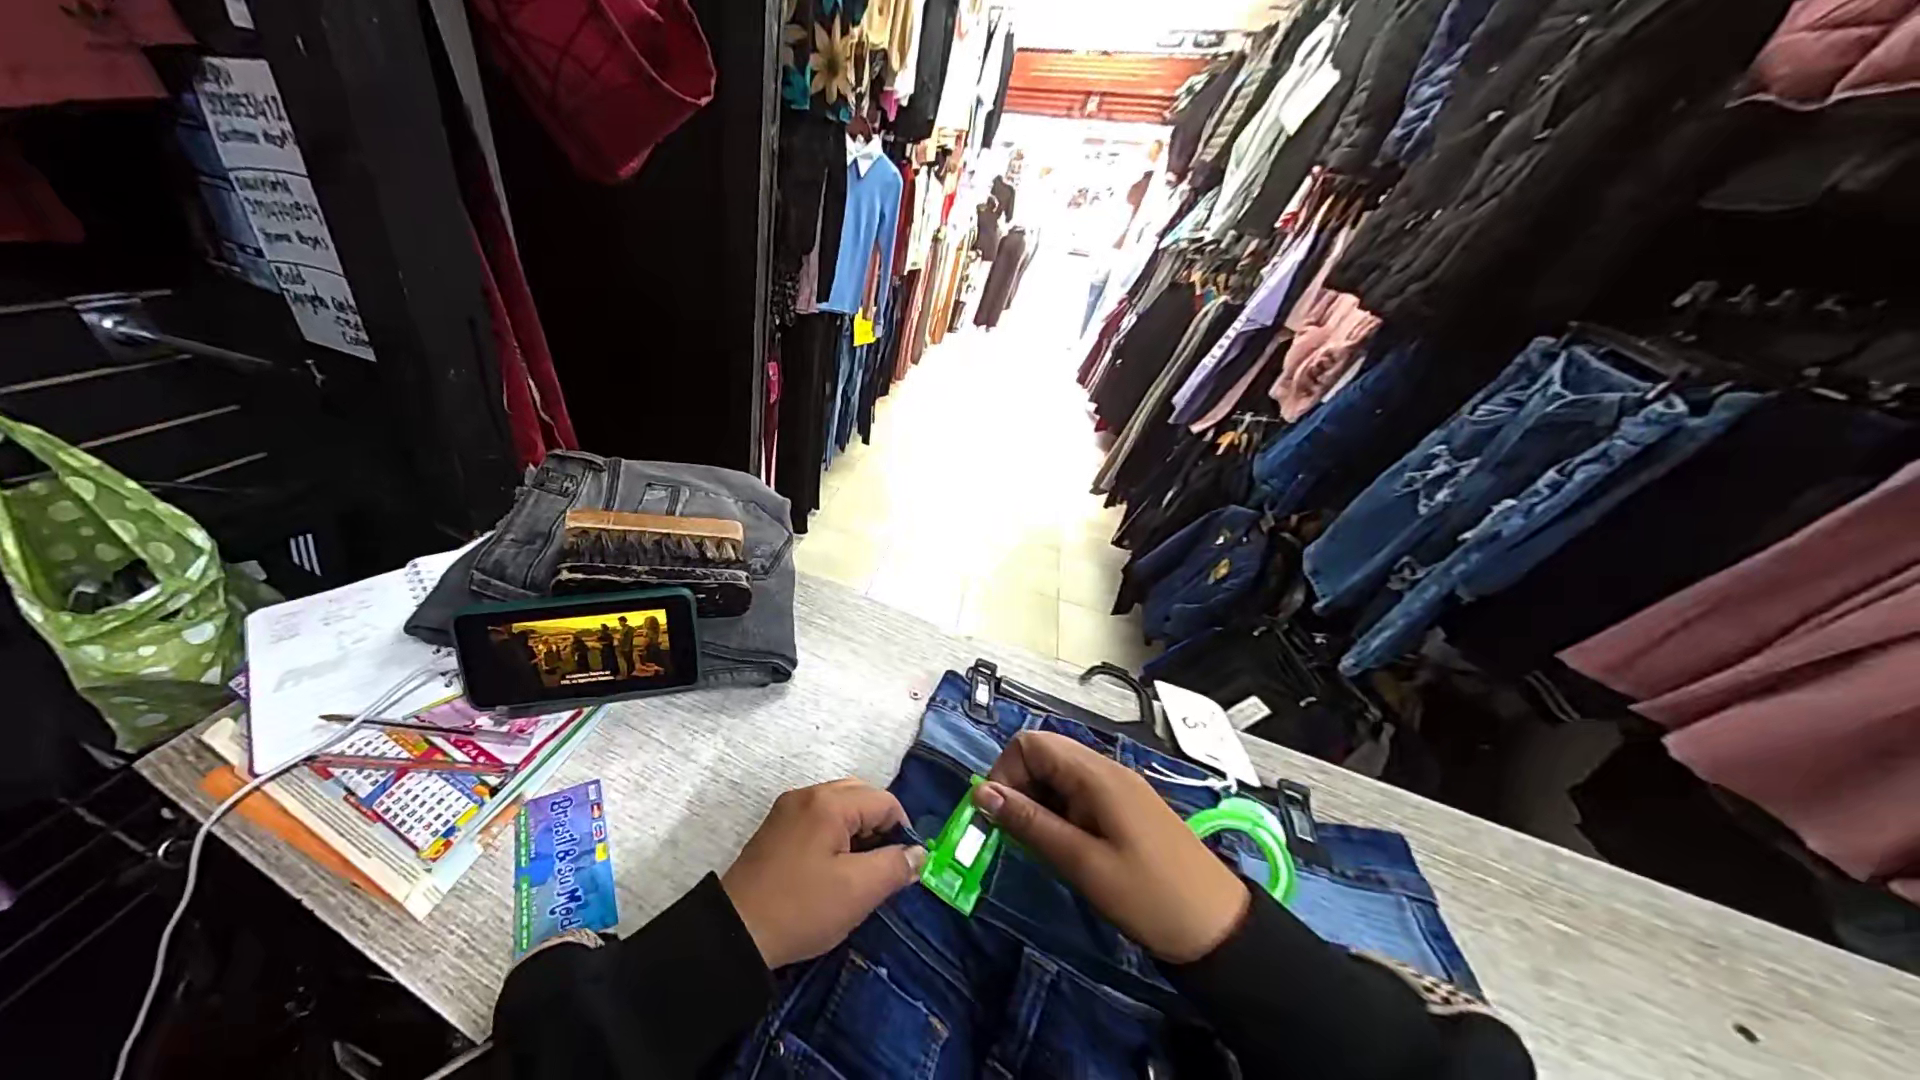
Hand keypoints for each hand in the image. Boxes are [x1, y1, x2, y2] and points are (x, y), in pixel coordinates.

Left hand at [722, 779, 926, 968]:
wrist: (732, 935)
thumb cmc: (801, 909)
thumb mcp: (858, 891)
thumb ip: (895, 866)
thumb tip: (918, 854)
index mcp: (829, 802)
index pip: (884, 801)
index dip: (902, 831)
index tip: (902, 866)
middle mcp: (808, 794)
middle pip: (861, 796)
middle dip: (880, 826)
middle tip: (881, 865)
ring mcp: (788, 809)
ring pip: (840, 806)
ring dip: (858, 831)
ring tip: (859, 870)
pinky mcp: (775, 829)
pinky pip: (818, 818)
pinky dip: (835, 835)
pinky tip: (833, 868)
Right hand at [973, 731, 1249, 962]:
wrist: (1218, 926)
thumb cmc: (1148, 895)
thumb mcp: (1082, 862)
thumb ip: (1030, 823)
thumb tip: (981, 793)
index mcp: (1096, 774)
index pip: (1031, 743)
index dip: (1005, 773)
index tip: (998, 817)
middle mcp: (1105, 769)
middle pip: (1043, 755)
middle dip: (1017, 788)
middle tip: (1015, 835)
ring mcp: (1116, 787)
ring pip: (1058, 776)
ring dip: (1036, 803)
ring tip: (1039, 846)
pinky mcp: (1123, 807)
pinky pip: (1077, 794)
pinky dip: (1058, 813)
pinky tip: (1062, 847)